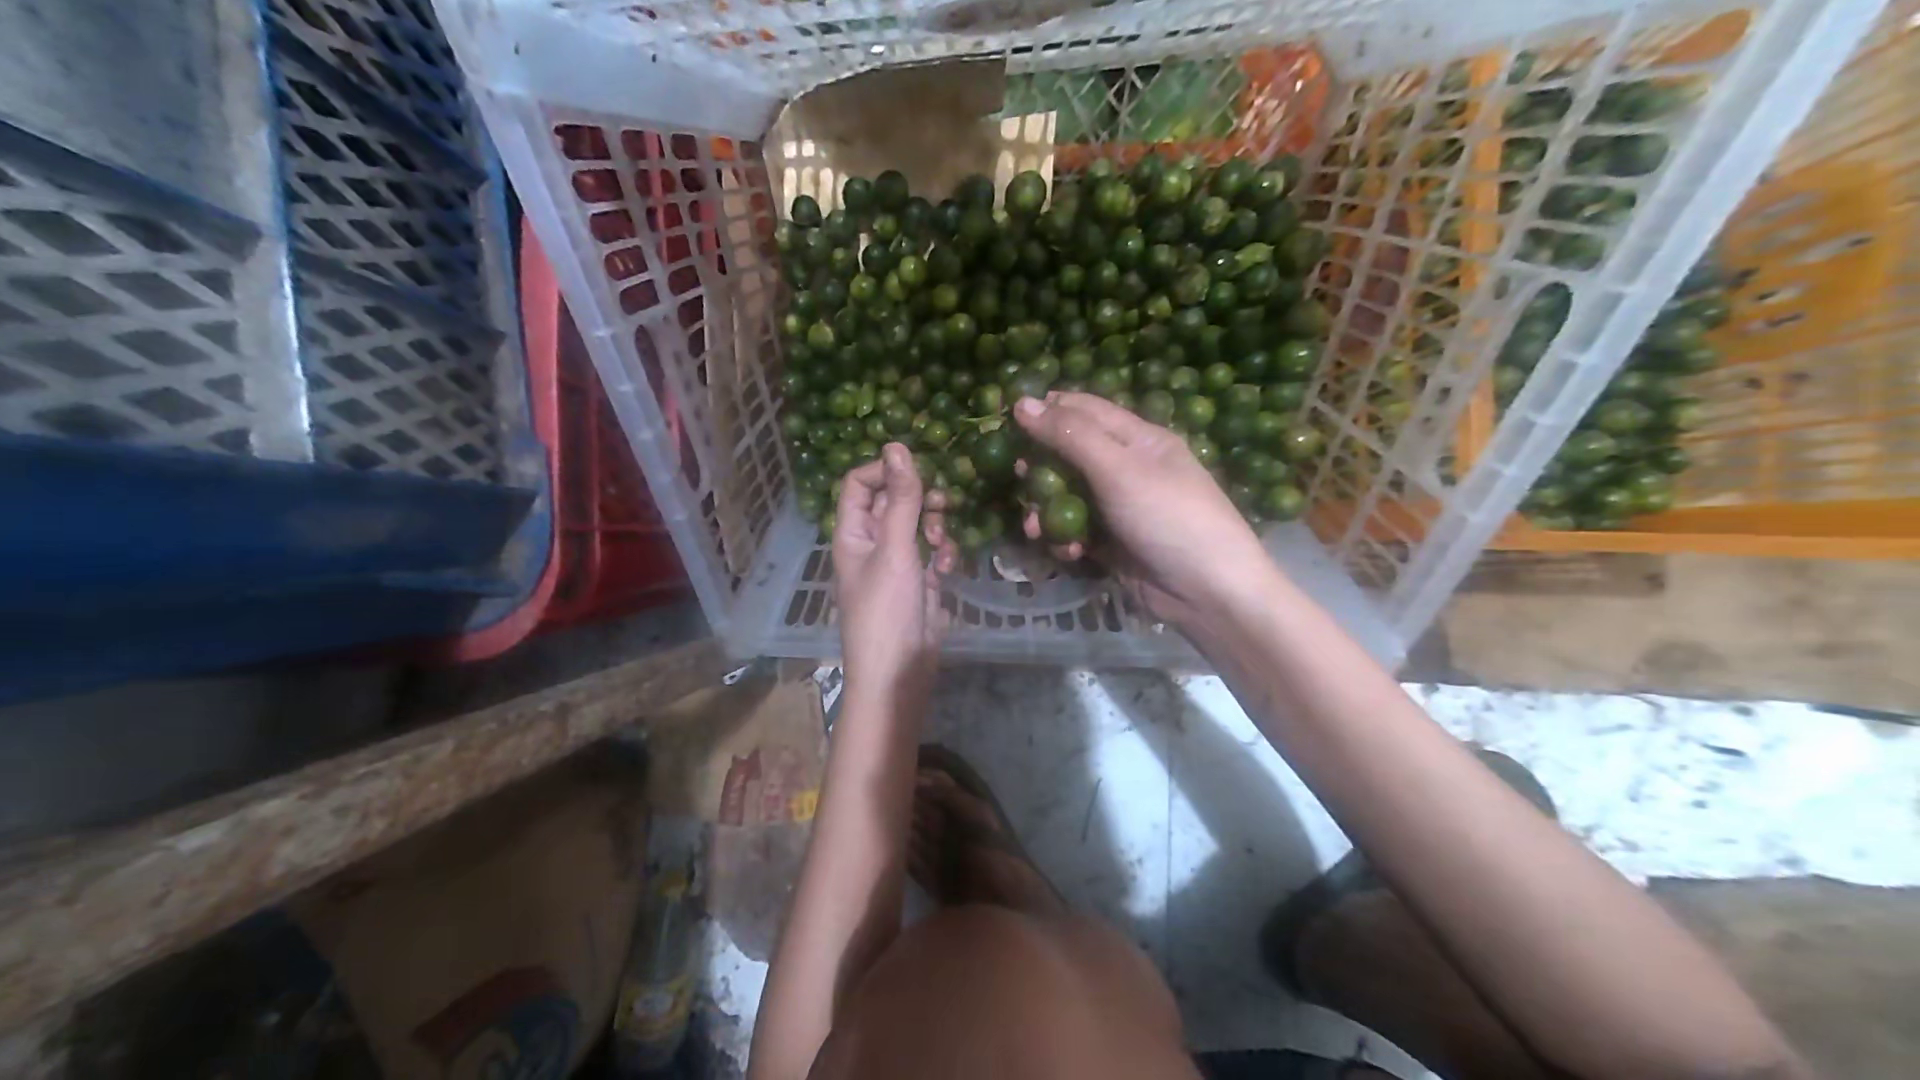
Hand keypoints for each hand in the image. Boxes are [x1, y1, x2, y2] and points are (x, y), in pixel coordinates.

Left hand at [833, 443, 954, 687]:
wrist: (899, 673)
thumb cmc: (886, 610)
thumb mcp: (895, 550)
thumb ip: (901, 499)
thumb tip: (898, 445)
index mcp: (851, 532)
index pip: (859, 483)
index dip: (886, 471)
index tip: (918, 473)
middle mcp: (871, 543)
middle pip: (894, 500)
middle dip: (919, 500)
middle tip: (940, 508)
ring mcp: (896, 563)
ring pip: (917, 524)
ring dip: (935, 527)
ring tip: (941, 545)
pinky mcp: (919, 581)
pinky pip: (932, 551)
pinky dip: (943, 553)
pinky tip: (949, 566)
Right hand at [1012, 392, 1277, 625]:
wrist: (1208, 592)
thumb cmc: (1168, 516)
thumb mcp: (1118, 468)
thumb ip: (1069, 435)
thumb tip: (1021, 402)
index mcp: (1139, 438)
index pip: (1085, 410)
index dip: (1048, 410)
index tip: (1008, 420)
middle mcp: (1127, 468)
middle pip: (1070, 454)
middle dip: (1041, 468)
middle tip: (1020, 477)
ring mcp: (1119, 508)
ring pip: (1067, 497)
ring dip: (1047, 511)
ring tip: (1035, 527)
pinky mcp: (1113, 544)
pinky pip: (1076, 532)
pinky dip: (1066, 540)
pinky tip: (1067, 552)